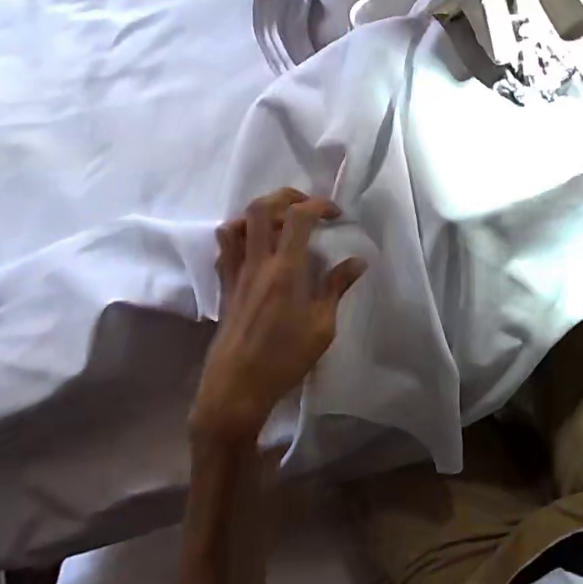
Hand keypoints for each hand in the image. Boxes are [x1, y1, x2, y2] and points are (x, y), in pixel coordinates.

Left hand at [194, 188, 366, 448]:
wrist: (236, 387)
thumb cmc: (285, 359)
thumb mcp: (322, 327)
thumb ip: (337, 288)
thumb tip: (358, 261)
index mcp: (286, 270)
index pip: (299, 216)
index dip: (319, 204)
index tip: (337, 214)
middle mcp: (257, 262)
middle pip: (261, 207)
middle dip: (287, 196)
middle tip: (308, 208)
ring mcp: (236, 272)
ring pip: (238, 222)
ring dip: (260, 214)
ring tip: (281, 226)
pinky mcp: (225, 286)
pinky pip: (226, 248)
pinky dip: (241, 236)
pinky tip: (258, 250)